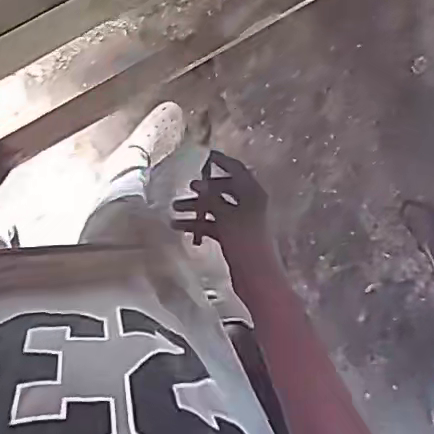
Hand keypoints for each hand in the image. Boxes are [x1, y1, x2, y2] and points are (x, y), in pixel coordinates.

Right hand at [172, 151, 280, 277]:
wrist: (258, 278)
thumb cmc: (246, 242)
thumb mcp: (227, 217)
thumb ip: (212, 199)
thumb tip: (197, 184)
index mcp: (253, 193)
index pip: (236, 170)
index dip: (221, 162)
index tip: (204, 155)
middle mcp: (248, 203)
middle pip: (223, 189)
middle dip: (203, 189)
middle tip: (186, 188)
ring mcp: (241, 221)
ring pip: (216, 208)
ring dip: (196, 207)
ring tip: (174, 209)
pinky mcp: (233, 236)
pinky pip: (213, 224)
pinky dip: (198, 224)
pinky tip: (179, 227)